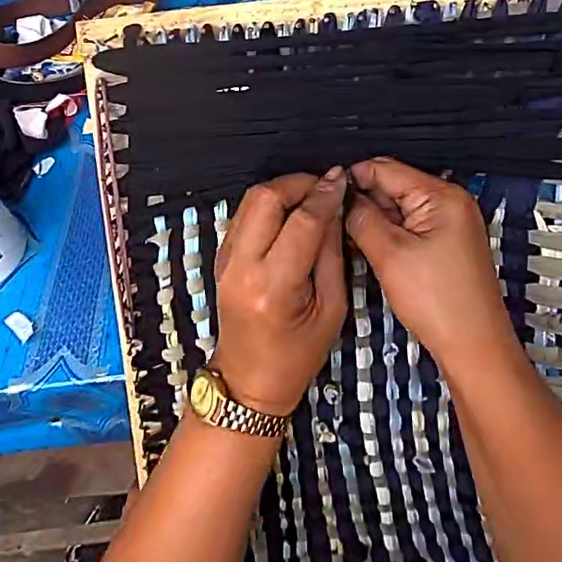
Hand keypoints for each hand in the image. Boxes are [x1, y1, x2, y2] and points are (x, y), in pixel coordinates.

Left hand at [208, 169, 349, 417]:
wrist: (249, 381)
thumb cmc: (296, 355)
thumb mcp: (332, 308)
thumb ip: (332, 253)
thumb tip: (334, 208)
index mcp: (274, 288)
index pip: (302, 222)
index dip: (325, 194)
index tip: (341, 180)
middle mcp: (242, 269)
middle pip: (266, 198)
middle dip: (299, 183)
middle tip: (324, 187)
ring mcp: (226, 261)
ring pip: (250, 200)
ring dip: (282, 190)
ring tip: (310, 197)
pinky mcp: (221, 257)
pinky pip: (244, 214)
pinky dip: (268, 205)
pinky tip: (289, 214)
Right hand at [345, 158, 516, 367]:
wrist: (474, 348)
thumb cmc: (442, 305)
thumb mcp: (390, 255)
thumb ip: (361, 218)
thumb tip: (342, 196)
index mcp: (442, 196)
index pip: (386, 168)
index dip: (353, 179)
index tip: (328, 195)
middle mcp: (451, 202)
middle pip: (392, 185)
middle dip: (364, 201)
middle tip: (337, 222)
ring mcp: (450, 222)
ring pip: (398, 206)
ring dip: (375, 219)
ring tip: (354, 238)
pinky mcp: (446, 241)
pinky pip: (410, 225)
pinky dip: (390, 234)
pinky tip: (374, 249)